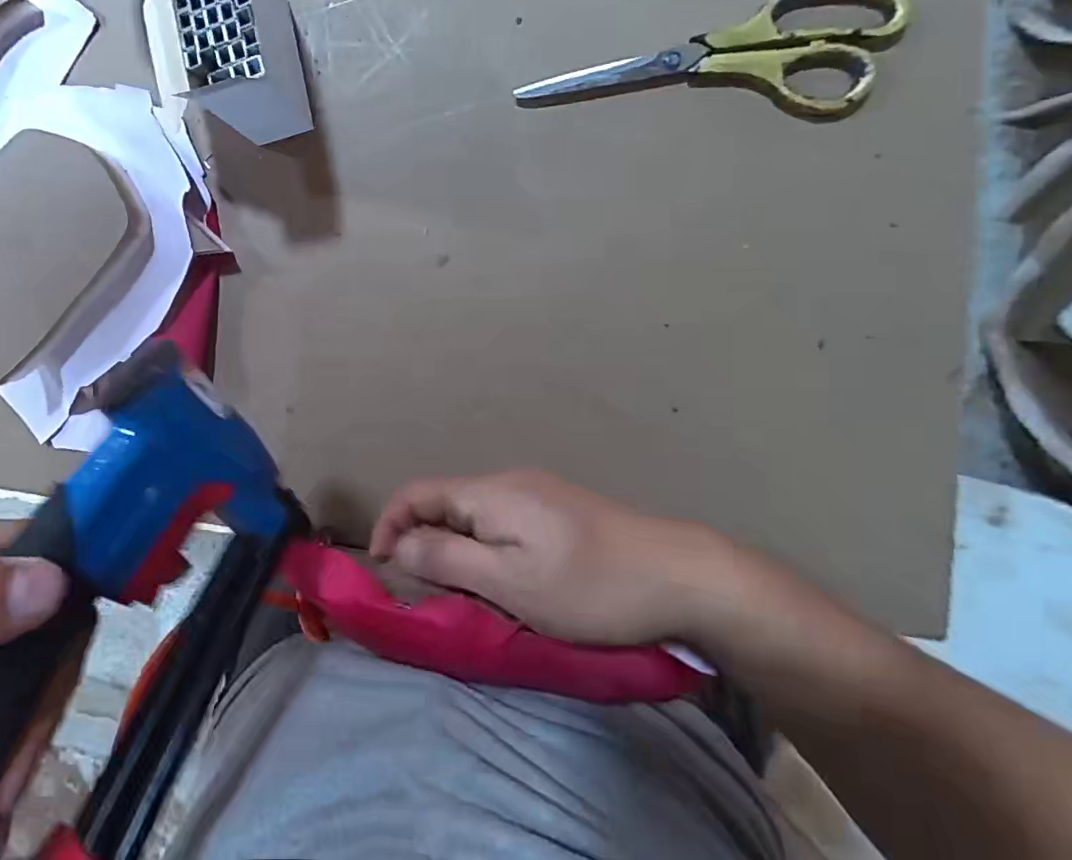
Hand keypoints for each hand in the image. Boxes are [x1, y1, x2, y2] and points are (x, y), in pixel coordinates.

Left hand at [0, 520, 80, 859]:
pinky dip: (20, 754)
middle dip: (48, 685)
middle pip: (54, 616)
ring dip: (34, 731)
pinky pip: (21, 716)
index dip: (73, 585)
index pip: (47, 547)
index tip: (70, 656)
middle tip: (20, 753)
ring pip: (42, 671)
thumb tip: (55, 582)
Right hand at [368, 468, 743, 647]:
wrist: (687, 577)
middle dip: (422, 541)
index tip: (383, 566)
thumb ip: (446, 559)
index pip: (415, 493)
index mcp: (489, 493)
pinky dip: (484, 547)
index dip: (388, 524)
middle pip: (443, 502)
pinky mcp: (560, 511)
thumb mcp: (509, 583)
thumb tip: (399, 544)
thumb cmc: (590, 586)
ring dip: (454, 547)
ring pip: (473, 514)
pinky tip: (508, 577)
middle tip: (430, 590)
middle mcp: (507, 482)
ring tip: (466, 590)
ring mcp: (537, 493)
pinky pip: (501, 522)